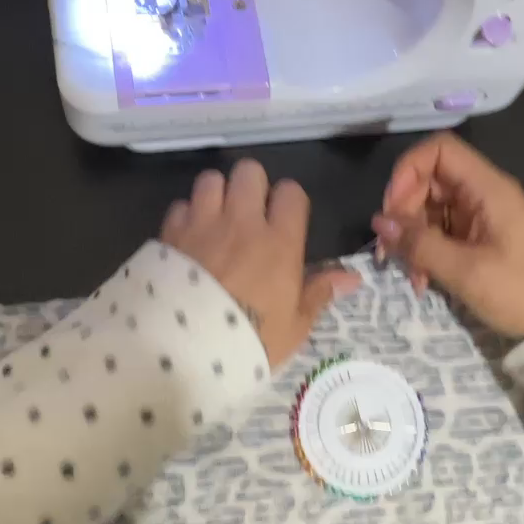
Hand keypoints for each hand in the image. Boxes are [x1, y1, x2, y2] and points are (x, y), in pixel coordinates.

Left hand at [161, 158, 360, 368]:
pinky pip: (180, 206)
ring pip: (211, 180)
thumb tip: (353, 277)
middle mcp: (241, 222)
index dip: (289, 201)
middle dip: (251, 186)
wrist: (186, 352)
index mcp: (279, 242)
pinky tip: (189, 238)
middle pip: (249, 172)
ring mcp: (202, 225)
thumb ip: (320, 293)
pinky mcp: (170, 234)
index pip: (291, 193)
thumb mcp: (294, 326)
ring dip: (216, 194)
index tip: (285, 220)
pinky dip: (186, 217)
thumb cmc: (250, 340)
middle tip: (249, 214)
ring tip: (216, 220)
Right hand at [373, 133, 523, 338]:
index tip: (393, 208)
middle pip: (428, 180)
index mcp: (488, 188)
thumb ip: (420, 244)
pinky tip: (422, 280)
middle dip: (403, 212)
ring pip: (429, 208)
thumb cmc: (519, 292)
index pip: (439, 150)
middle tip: (391, 249)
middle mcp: (482, 193)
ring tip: (411, 274)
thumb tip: (380, 222)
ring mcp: (479, 215)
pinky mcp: (476, 237)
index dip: (408, 170)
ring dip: (412, 238)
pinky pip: (439, 231)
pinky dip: (425, 251)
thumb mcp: (466, 271)